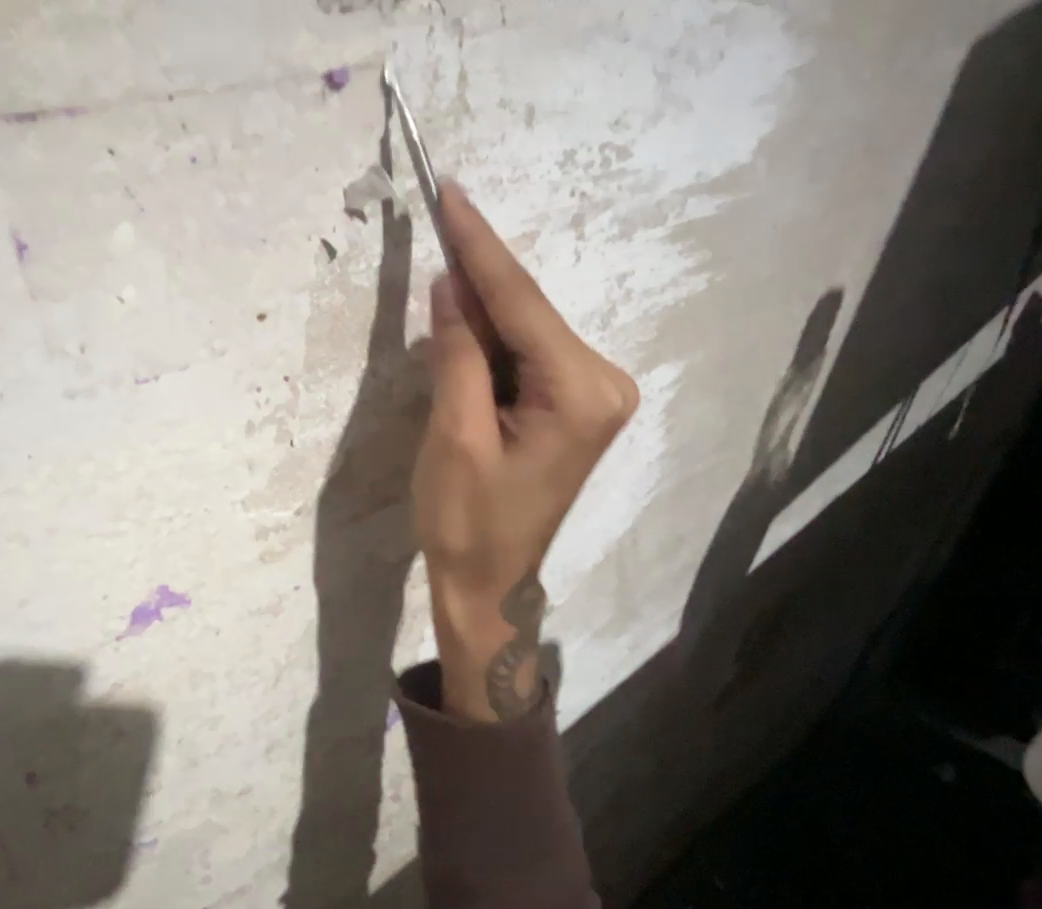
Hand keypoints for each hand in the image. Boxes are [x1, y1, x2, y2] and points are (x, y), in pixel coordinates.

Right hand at [413, 182, 639, 722]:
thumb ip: (457, 355)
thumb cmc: (465, 522)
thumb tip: (450, 286)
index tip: (452, 192)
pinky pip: (528, 355)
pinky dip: (492, 338)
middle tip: (438, 217)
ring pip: (527, 331)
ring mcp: (594, 395)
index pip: (522, 305)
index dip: (481, 248)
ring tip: (440, 265)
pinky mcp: (576, 406)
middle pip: (530, 312)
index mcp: (580, 393)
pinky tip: (463, 318)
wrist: (488, 582)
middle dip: (480, 273)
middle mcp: (603, 384)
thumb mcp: (453, 436)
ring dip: (482, 306)